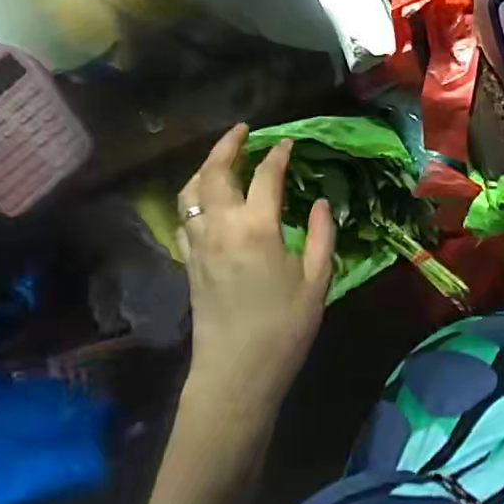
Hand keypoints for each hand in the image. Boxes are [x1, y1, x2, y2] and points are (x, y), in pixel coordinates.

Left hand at [175, 124, 336, 417]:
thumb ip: (320, 235)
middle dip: (228, 145)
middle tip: (242, 131)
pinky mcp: (187, 261)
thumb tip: (320, 202)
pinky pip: (183, 217)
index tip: (287, 143)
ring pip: (191, 191)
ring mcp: (198, 243)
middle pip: (216, 171)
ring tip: (221, 158)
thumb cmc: (284, 328)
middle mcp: (221, 226)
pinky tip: (205, 201)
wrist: (236, 372)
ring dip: (205, 167)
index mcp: (257, 228)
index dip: (278, 155)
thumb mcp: (316, 281)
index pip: (266, 176)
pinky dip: (193, 199)